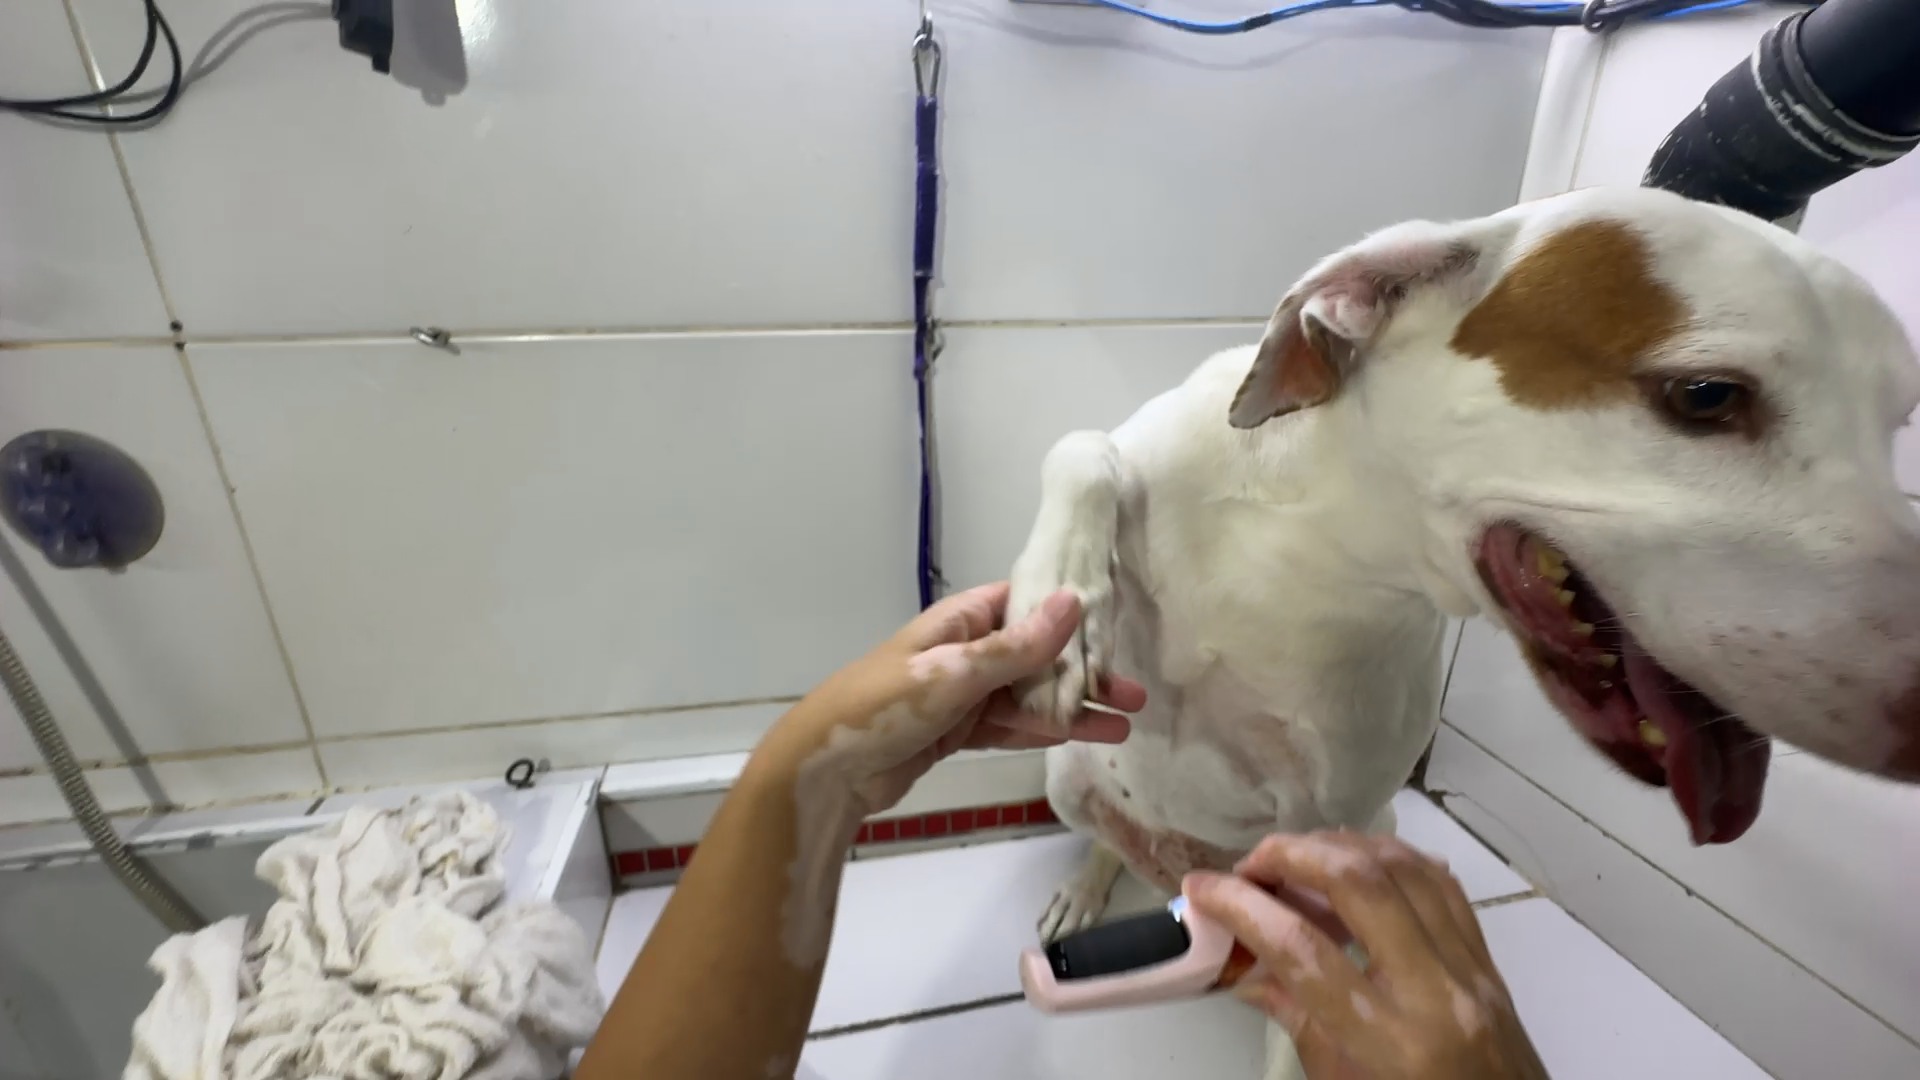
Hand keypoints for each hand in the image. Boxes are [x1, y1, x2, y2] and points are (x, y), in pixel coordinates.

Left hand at [767, 582, 1145, 816]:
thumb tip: (1072, 600)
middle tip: (1134, 692)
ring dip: (1070, 708)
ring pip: (1027, 695)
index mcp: (959, 622)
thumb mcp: (953, 673)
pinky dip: (1041, 731)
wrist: (827, 771)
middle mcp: (965, 652)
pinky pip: (1009, 726)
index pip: (1023, 603)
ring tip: (1123, 724)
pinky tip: (1078, 736)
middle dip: (1080, 671)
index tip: (1113, 624)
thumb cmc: (884, 706)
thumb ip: (1014, 646)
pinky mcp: (958, 730)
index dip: (1067, 612)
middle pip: (1033, 654)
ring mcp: (962, 694)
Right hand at [1185, 833, 1547, 1079]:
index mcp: (1393, 1044)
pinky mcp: (1488, 959)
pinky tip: (1351, 861)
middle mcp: (1437, 996)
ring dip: (1333, 845)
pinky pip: (1436, 877)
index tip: (1199, 887)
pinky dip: (1385, 855)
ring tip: (1296, 861)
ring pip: (1398, 864)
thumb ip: (1287, 1010)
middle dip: (1288, 855)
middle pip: (1356, 882)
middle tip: (1252, 867)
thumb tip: (1232, 953)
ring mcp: (1471, 971)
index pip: (1300, 949)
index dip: (1239, 906)